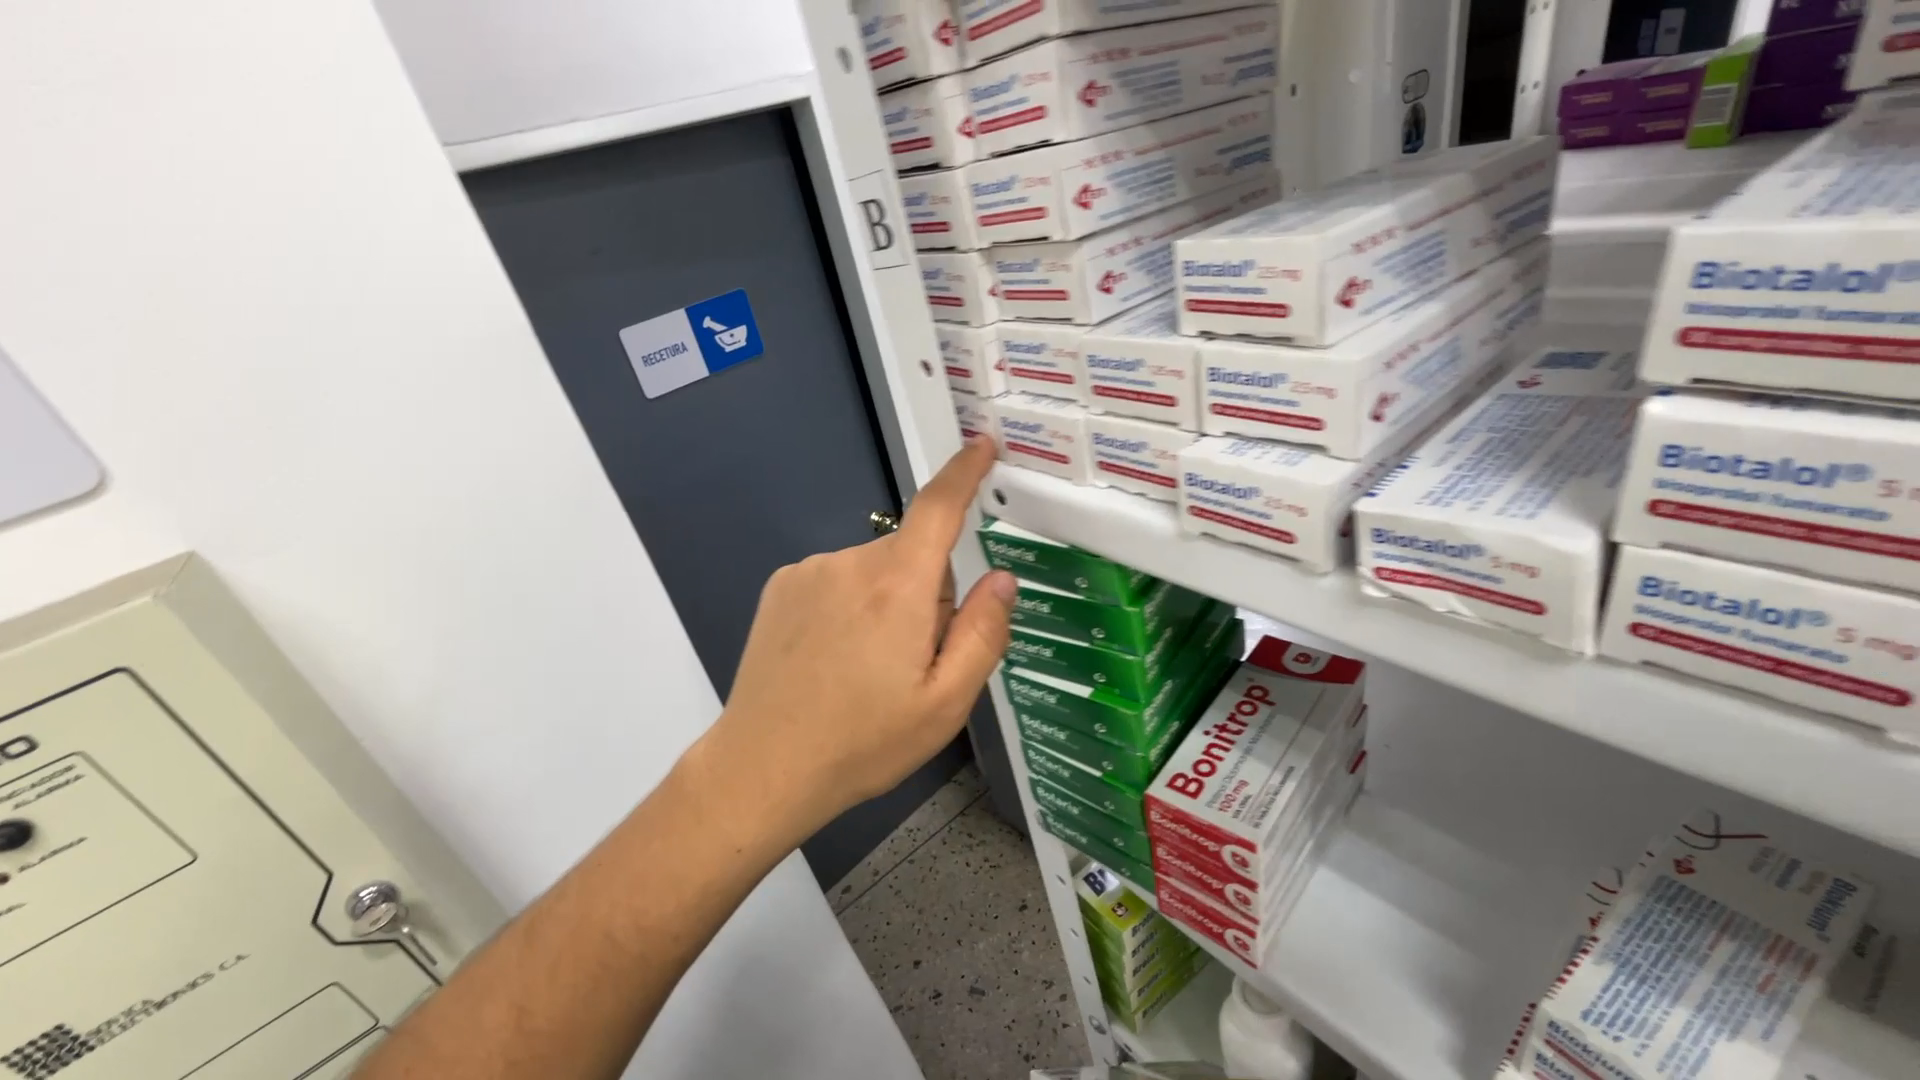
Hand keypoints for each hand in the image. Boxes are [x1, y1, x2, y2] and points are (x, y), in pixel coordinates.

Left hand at [696, 437, 1016, 840]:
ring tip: (863, 671)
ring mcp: (809, 571)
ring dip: (885, 604)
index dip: (964, 473)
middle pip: (912, 557)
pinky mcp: (781, 586)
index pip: (938, 509)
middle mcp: (851, 563)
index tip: (981, 446)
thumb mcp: (945, 704)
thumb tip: (1002, 579)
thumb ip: (983, 634)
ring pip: (874, 572)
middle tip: (911, 664)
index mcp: (898, 589)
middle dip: (926, 596)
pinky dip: (848, 607)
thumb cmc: (864, 742)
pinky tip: (829, 659)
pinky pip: (837, 580)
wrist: (764, 766)